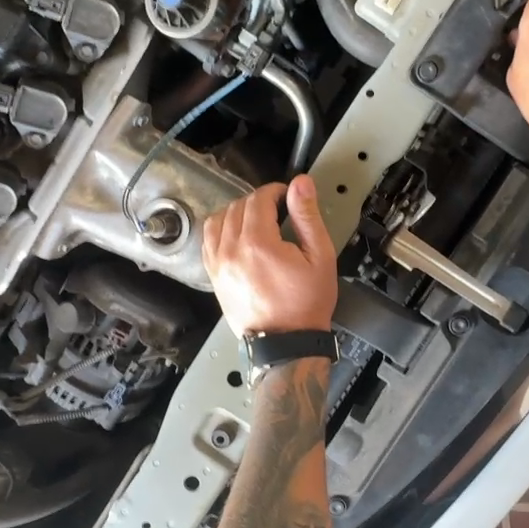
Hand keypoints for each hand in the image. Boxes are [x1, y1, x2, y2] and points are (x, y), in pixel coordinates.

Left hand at [202, 175, 337, 335]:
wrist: (286, 343)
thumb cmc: (306, 303)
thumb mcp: (319, 256)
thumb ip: (308, 216)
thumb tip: (301, 184)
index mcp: (258, 243)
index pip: (259, 199)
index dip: (275, 191)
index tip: (287, 197)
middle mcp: (231, 250)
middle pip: (238, 206)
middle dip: (259, 201)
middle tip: (278, 211)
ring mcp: (218, 264)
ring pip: (219, 219)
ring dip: (237, 212)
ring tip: (257, 221)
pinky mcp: (214, 276)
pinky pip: (208, 240)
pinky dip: (221, 229)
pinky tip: (237, 235)